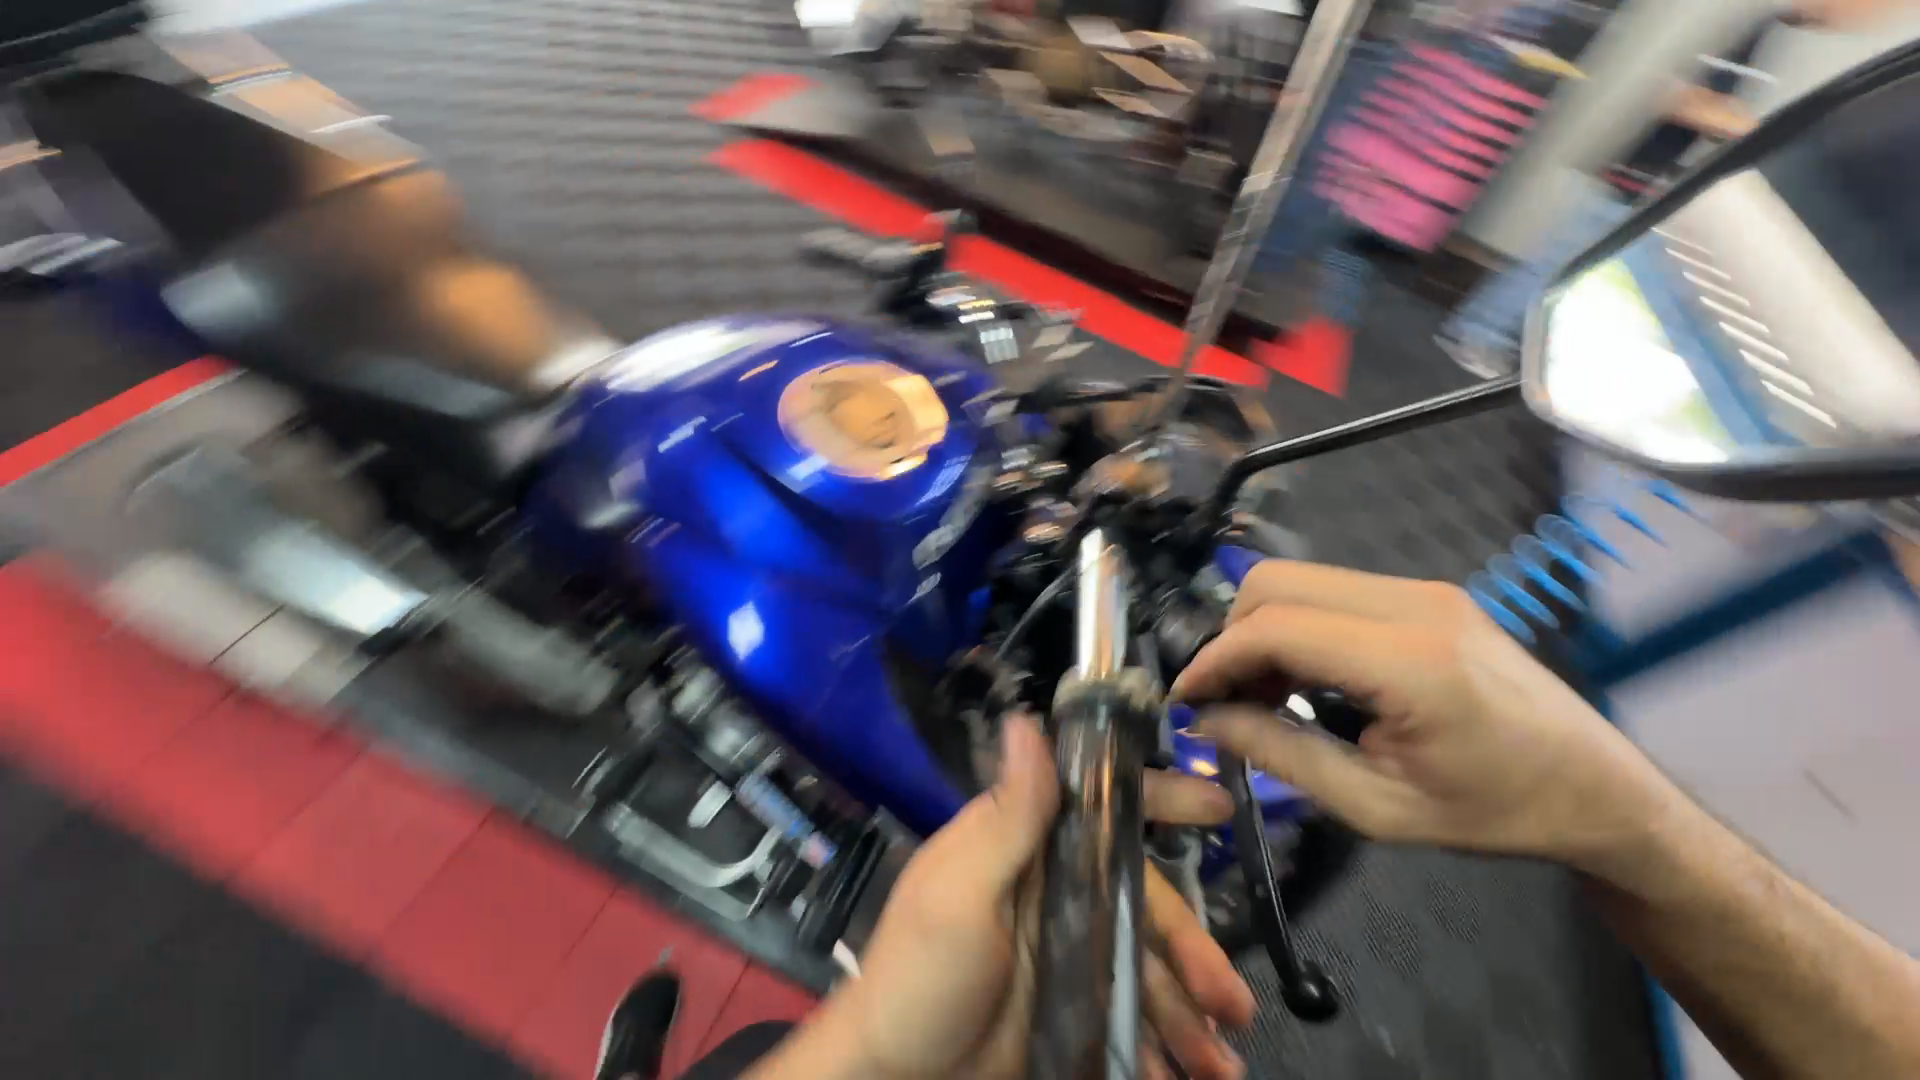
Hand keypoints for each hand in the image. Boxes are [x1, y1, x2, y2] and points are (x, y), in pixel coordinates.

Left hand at [794, 714, 1252, 1079]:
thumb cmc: (920, 976)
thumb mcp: (958, 894)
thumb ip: (1005, 817)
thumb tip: (1026, 721)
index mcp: (1024, 845)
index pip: (1099, 806)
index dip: (1157, 800)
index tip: (1213, 806)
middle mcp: (1054, 885)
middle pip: (1141, 895)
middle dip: (1189, 943)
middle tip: (1227, 997)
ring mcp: (1068, 947)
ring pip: (1146, 959)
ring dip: (1188, 1007)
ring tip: (1218, 1061)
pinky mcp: (1076, 1003)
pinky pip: (1135, 1012)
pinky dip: (1166, 1041)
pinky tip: (1189, 1071)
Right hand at [1170, 560, 1674, 876]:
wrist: (1600, 790)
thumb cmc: (1495, 813)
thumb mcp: (1377, 809)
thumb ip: (1281, 756)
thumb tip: (1206, 720)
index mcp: (1410, 662)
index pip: (1274, 627)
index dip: (1214, 659)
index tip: (1185, 699)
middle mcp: (1413, 604)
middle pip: (1275, 583)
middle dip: (1231, 637)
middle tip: (1226, 698)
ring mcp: (1422, 590)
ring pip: (1296, 579)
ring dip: (1260, 629)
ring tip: (1261, 692)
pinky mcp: (1425, 594)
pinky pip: (1329, 590)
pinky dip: (1294, 625)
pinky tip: (1301, 676)